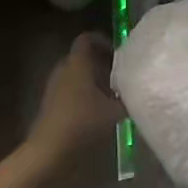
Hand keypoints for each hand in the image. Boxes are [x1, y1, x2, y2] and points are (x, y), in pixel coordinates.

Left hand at [28, 33, 123, 155]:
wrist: (50, 148)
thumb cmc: (83, 122)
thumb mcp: (114, 111)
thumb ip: (127, 99)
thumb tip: (137, 92)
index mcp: (77, 63)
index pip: (87, 39)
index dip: (103, 41)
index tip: (119, 54)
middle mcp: (63, 69)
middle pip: (83, 57)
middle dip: (103, 64)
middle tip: (121, 76)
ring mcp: (55, 85)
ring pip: (77, 75)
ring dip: (95, 81)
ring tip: (114, 96)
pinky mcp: (51, 102)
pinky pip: (71, 89)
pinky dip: (85, 93)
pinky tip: (99, 111)